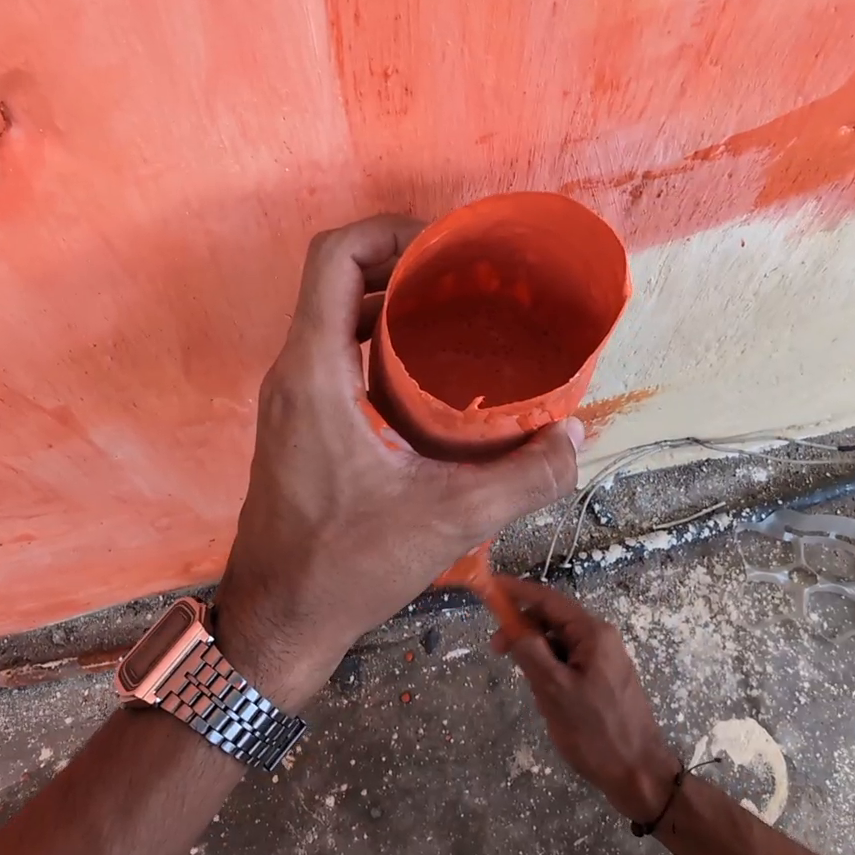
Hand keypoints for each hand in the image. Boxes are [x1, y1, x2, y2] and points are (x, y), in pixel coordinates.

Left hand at [212, 215, 583, 708]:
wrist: (278, 622)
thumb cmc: (345, 567)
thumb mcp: (448, 519)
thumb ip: (523, 477)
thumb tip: (576, 437)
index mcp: (314, 373)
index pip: (335, 257)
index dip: (391, 232)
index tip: (450, 248)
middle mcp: (295, 372)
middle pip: (339, 278)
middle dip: (404, 262)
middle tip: (471, 277)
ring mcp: (294, 398)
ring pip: (338, 316)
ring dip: (393, 300)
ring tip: (460, 311)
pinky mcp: (303, 423)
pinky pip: (339, 352)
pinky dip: (382, 339)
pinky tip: (433, 369)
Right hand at [491, 577, 679, 821]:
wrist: (640, 774)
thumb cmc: (596, 732)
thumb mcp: (555, 691)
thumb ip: (530, 652)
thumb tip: (512, 625)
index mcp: (593, 633)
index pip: (548, 599)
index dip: (517, 592)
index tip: (490, 587)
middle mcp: (601, 638)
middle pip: (553, 619)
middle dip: (523, 629)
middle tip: (496, 649)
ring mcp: (604, 659)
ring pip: (559, 643)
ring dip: (537, 654)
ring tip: (528, 684)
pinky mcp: (603, 679)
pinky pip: (569, 662)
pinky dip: (550, 669)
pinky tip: (545, 694)